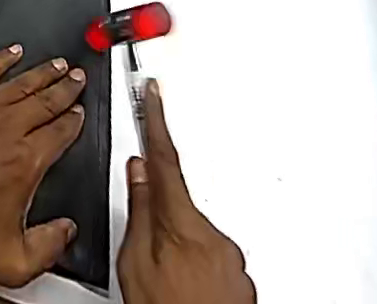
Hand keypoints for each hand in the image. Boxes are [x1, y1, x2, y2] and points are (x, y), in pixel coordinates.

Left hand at [0, 45, 87, 303]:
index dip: (75, 121)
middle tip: (78, 77)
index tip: (80, 113)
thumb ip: (48, 246)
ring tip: (58, 64)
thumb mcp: (11, 261)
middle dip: (66, 87)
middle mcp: (6, 128)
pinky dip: (2, 59)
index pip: (60, 132)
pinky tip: (12, 52)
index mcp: (24, 161)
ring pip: (21, 82)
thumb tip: (65, 232)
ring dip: (43, 71)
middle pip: (46, 100)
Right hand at [119, 79, 254, 303]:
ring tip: (164, 287)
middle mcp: (216, 238)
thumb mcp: (135, 264)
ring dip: (176, 248)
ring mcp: (233, 263)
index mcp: (184, 224)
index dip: (157, 121)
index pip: (166, 159)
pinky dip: (192, 268)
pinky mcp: (241, 284)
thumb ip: (139, 210)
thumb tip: (138, 170)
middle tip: (146, 256)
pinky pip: (210, 259)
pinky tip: (182, 294)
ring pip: (193, 234)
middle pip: (179, 203)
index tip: (154, 92)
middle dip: (159, 215)